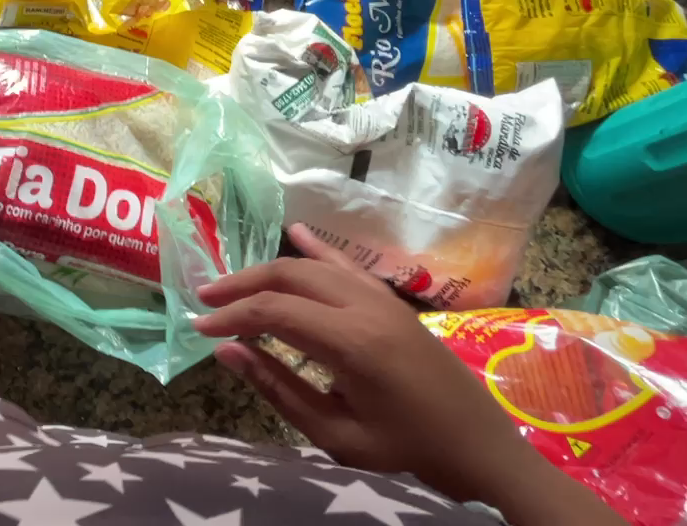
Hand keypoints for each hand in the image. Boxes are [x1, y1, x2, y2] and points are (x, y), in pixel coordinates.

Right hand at [196, 225, 618, 521]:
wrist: (486, 454)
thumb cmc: (410, 453)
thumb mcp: (338, 437)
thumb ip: (278, 390)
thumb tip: (225, 352)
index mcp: (351, 343)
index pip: (273, 312)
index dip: (230, 316)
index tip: (199, 327)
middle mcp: (364, 307)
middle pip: (286, 277)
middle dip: (240, 285)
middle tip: (206, 300)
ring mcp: (381, 299)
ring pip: (309, 266)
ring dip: (267, 272)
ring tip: (233, 286)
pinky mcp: (392, 301)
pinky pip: (346, 264)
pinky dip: (317, 248)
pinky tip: (294, 232)